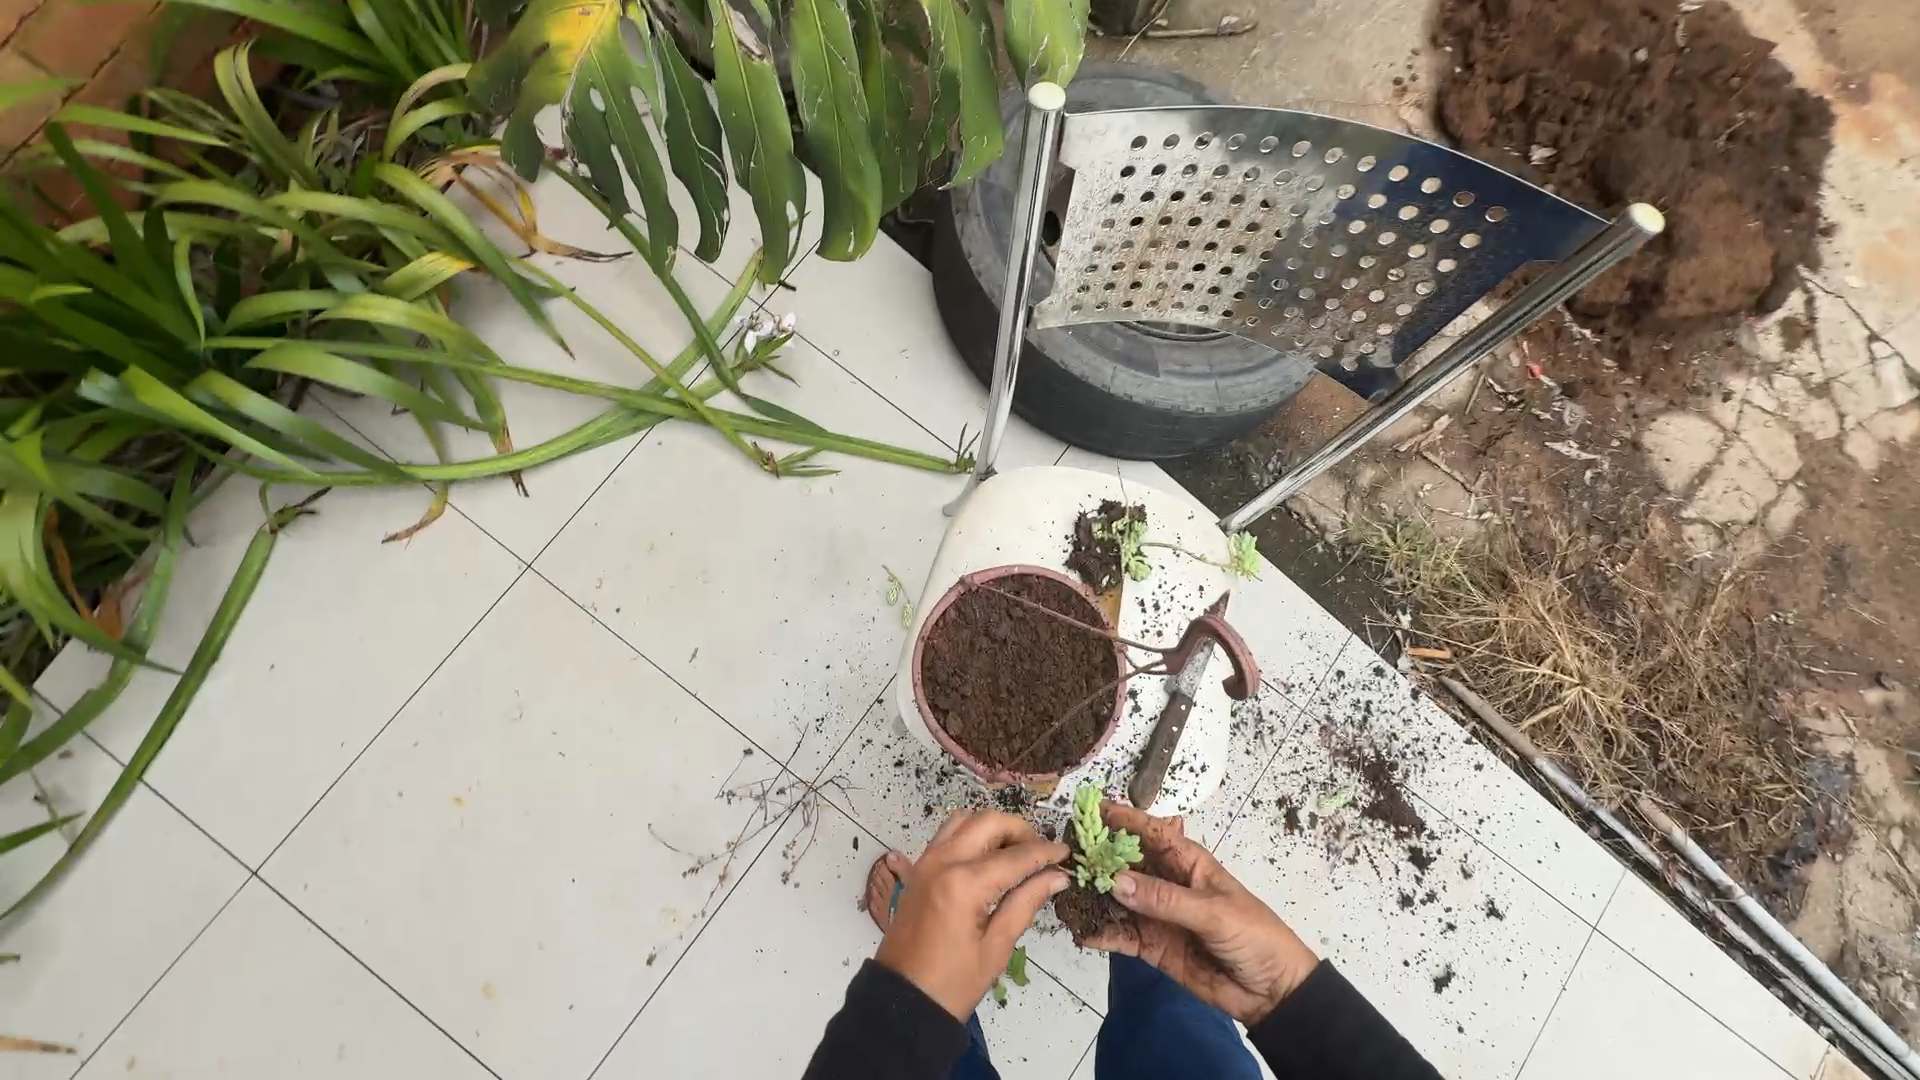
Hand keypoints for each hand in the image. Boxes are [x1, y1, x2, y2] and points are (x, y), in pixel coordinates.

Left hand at [875, 809, 1069, 1018]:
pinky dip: (970, 833)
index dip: (1044, 853)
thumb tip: (1057, 877)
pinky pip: (947, 833)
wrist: (901, 1000)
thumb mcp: (996, 948)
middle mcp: (943, 860)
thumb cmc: (952, 984)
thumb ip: (1025, 903)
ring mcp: (926, 860)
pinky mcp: (918, 867)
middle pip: (988, 822)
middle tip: (1039, 852)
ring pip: (965, 819)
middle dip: (1019, 830)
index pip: (1015, 857)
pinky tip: (987, 856)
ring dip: (992, 827)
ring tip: (1014, 852)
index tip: (1066, 853)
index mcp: (964, 884)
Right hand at [1080, 801, 1318, 1025]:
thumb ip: (1164, 898)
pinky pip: (1120, 935)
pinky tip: (1080, 933)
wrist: (1273, 994)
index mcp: (1185, 862)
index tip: (1090, 809)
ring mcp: (1156, 913)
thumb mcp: (1213, 913)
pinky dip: (1101, 933)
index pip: (1148, 831)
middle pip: (1125, 862)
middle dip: (1097, 856)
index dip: (1121, 817)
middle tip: (1065, 854)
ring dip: (1093, 895)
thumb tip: (1116, 881)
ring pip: (1117, 897)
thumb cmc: (1254, 936)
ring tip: (1064, 893)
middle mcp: (1165, 881)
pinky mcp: (1152, 945)